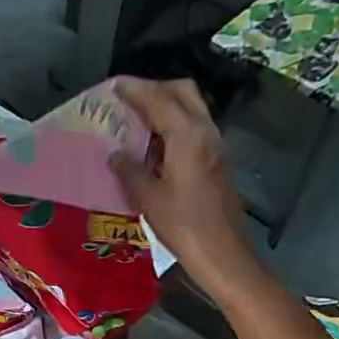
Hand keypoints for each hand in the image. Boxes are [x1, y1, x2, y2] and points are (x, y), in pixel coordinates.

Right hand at [109, 78, 255, 282]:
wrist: (223, 254)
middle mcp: (206, 133)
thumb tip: (116, 154)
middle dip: (155, 89)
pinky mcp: (216, 162)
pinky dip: (171, 126)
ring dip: (164, 107)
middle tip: (127, 98)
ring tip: (134, 120)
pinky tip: (151, 146)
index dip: (136, 89)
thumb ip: (129, 170)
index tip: (114, 85)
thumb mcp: (148, 199)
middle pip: (183, 92)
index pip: (160, 99)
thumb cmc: (184, 226)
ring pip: (190, 110)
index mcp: (188, 137)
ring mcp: (215, 147)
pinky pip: (192, 130)